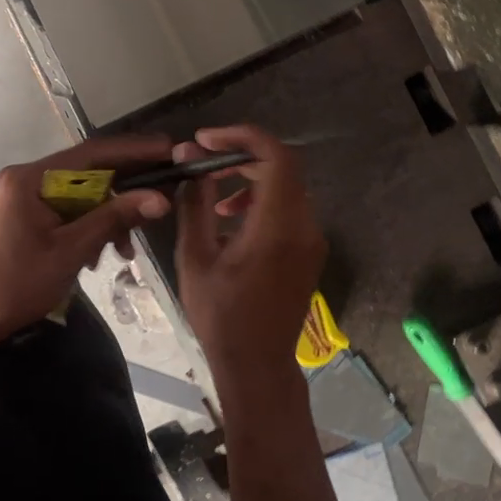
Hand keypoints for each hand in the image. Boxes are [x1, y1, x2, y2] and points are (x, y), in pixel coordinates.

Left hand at [0, 135, 173, 342]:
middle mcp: (25, 177)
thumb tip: (159, 197)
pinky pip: (67, 209)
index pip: (90, 153)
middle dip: (124, 189)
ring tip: (126, 249)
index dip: (133, 151)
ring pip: (80, 194)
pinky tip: (100, 255)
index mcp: (29, 178)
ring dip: (107, 216)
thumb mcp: (71, 251)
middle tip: (164, 194)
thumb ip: (113, 219)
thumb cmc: (19, 284)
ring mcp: (23, 194)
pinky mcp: (26, 213)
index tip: (169, 149)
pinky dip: (88, 226)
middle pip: (86, 172)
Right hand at [173, 126, 326, 386]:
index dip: (241, 137)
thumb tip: (189, 161)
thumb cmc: (220, 314)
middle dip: (238, 155)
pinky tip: (229, 218)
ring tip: (210, 191)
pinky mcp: (308, 251)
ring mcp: (311, 240)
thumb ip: (195, 203)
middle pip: (281, 166)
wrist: (256, 364)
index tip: (204, 140)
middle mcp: (304, 227)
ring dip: (247, 176)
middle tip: (199, 160)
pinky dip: (259, 197)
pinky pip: (288, 207)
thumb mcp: (195, 256)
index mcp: (278, 227)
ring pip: (285, 185)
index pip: (276, 157)